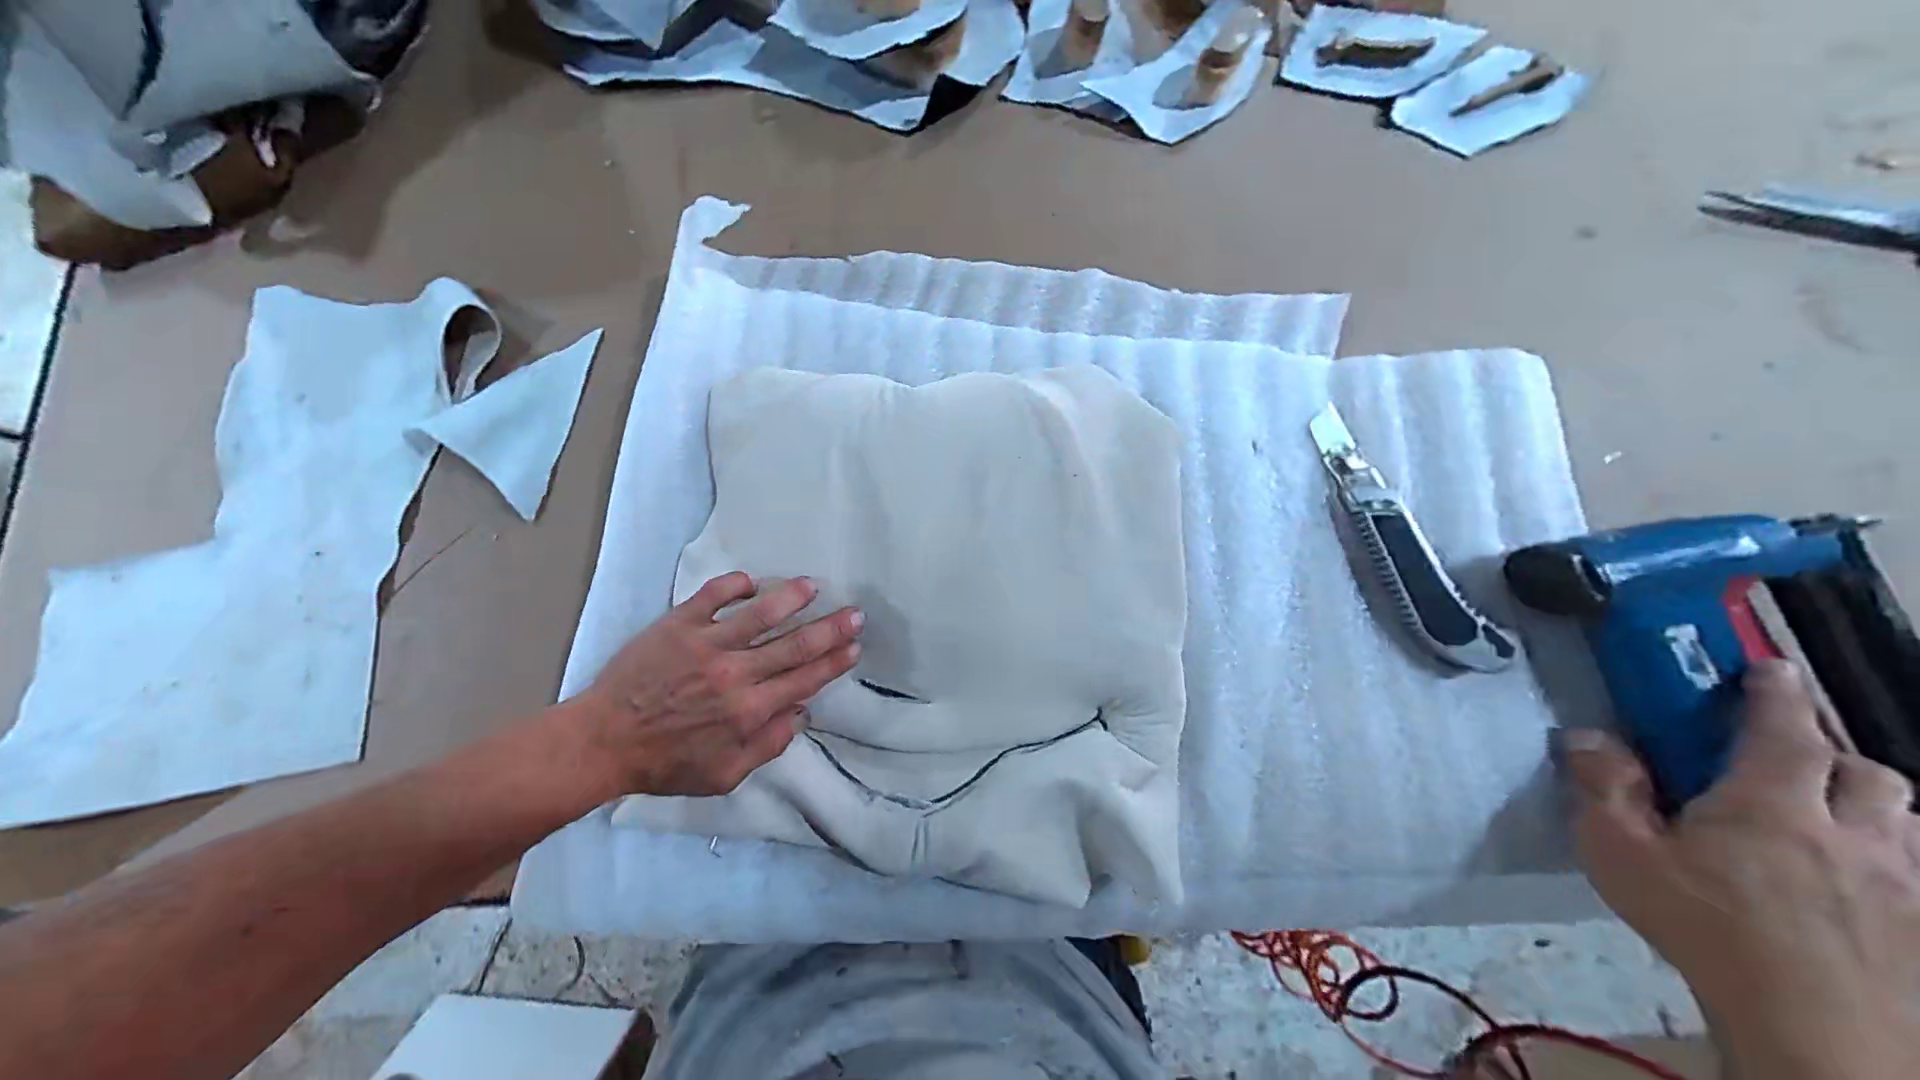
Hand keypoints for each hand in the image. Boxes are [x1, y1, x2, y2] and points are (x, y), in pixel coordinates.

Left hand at [562, 572, 861, 797]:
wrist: (603, 741)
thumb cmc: (665, 763)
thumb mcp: (724, 775)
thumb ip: (768, 746)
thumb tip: (800, 713)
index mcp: (748, 712)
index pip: (805, 679)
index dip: (834, 662)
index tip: (854, 647)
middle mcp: (734, 674)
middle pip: (794, 645)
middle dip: (830, 629)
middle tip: (854, 613)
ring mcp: (705, 645)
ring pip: (760, 614)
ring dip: (791, 598)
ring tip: (813, 585)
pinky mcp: (677, 625)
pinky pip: (712, 596)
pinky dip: (734, 585)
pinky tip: (751, 581)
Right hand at [1566, 659, 1919, 1079]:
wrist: (1815, 1032)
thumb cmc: (1703, 927)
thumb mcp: (1621, 853)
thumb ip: (1604, 788)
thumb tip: (1587, 736)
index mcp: (1771, 806)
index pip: (1783, 730)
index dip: (1776, 693)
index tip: (1771, 667)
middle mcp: (1852, 832)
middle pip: (1866, 771)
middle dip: (1831, 754)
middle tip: (1789, 761)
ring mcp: (1902, 882)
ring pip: (1904, 818)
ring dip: (1867, 802)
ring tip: (1825, 816)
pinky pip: (1917, 866)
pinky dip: (1889, 850)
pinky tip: (1855, 874)